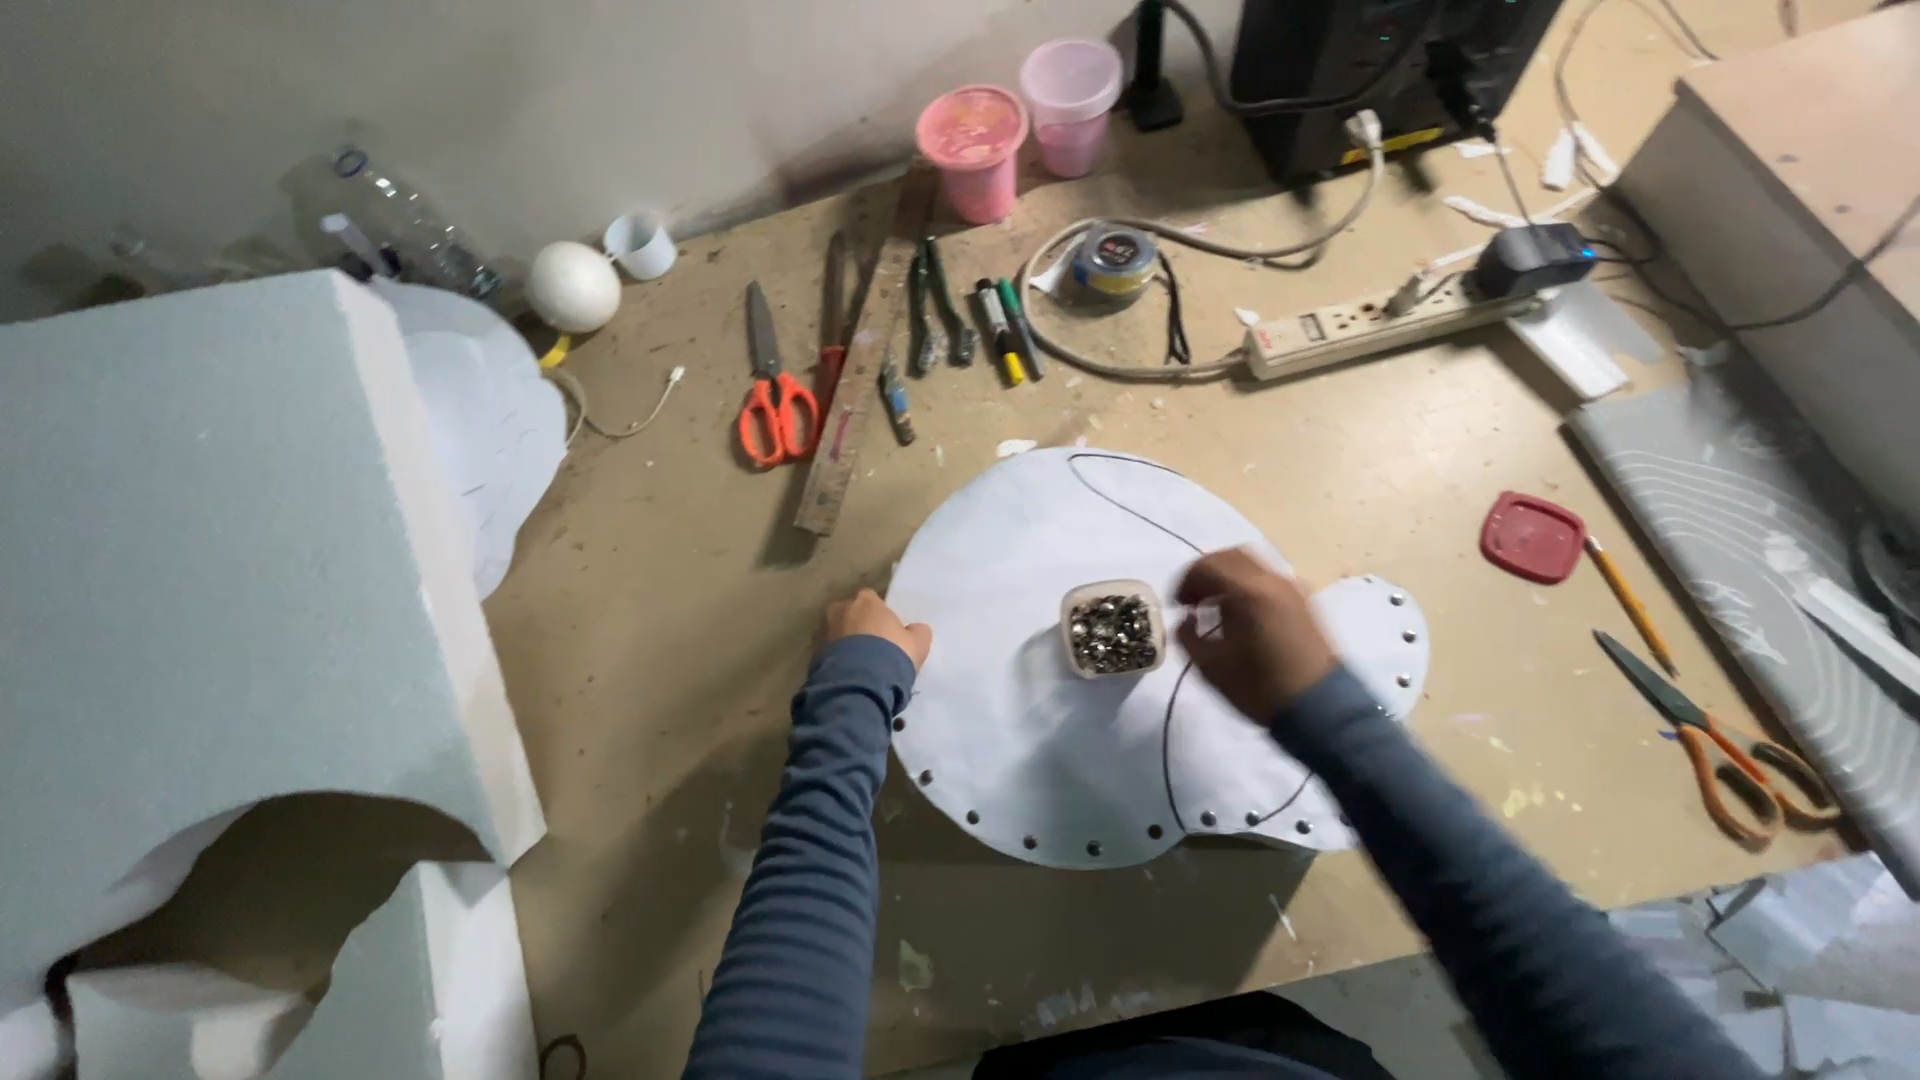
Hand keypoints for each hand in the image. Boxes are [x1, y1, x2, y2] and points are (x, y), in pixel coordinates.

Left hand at [819, 588, 932, 670]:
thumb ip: (917, 632)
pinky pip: (828, 653)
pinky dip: (835, 660)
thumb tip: (915, 629)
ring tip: (858, 665)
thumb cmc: (892, 655)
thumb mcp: (918, 644)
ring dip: (844, 644)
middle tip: (872, 648)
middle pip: (849, 614)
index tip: (885, 630)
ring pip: (836, 633)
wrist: (859, 683)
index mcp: (865, 601)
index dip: (878, 613)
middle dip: (858, 626)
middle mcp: (840, 609)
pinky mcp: (812, 653)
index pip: (871, 599)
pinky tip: (847, 674)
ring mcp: (823, 631)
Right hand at [1176, 548, 1337, 721]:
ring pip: (1251, 564)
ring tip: (1215, 606)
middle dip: (1205, 573)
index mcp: (1249, 592)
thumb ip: (1188, 636)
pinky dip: (1247, 584)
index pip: (1207, 565)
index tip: (1178, 605)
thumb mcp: (1211, 667)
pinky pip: (1268, 578)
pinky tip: (1241, 613)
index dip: (1185, 581)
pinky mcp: (1304, 600)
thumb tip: (1188, 619)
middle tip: (1192, 599)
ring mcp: (1293, 587)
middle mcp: (1273, 580)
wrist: (1321, 708)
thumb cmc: (1260, 689)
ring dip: (1227, 577)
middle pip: (1230, 556)